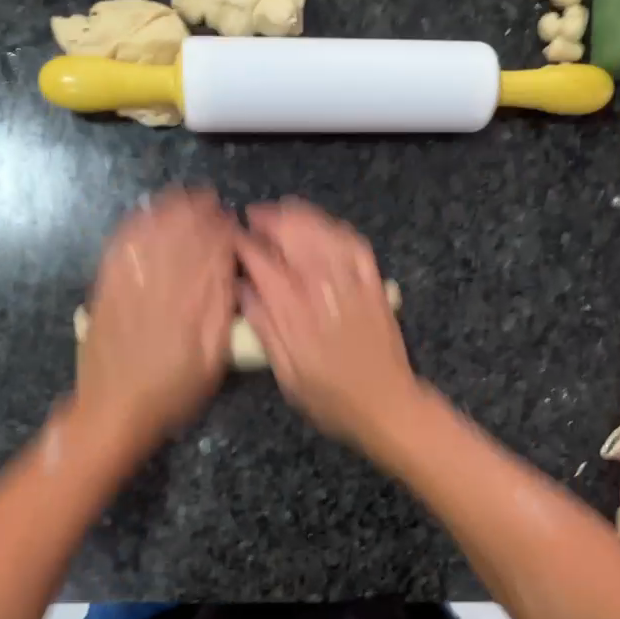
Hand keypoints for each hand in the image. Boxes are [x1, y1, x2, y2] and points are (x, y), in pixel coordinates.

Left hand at [78, 187, 237, 443]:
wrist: (112, 410)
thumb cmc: (170, 393)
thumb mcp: (210, 363)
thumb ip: (220, 316)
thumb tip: (228, 275)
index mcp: (191, 305)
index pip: (211, 254)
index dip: (222, 232)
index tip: (231, 220)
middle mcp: (160, 287)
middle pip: (182, 237)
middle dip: (198, 214)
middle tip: (211, 201)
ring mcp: (128, 285)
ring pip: (152, 236)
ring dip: (170, 213)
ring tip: (185, 199)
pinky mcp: (105, 289)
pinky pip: (121, 248)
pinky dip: (135, 228)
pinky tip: (146, 215)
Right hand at [237, 199, 419, 445]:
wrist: (387, 405)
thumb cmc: (331, 399)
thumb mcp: (287, 374)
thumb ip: (265, 330)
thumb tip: (243, 293)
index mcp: (294, 313)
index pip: (262, 264)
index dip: (244, 245)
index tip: (232, 238)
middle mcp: (322, 289)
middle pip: (293, 237)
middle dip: (270, 221)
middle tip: (254, 218)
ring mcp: (352, 284)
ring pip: (323, 234)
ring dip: (301, 217)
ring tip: (283, 213)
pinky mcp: (374, 285)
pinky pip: (356, 246)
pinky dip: (337, 230)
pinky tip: (324, 228)